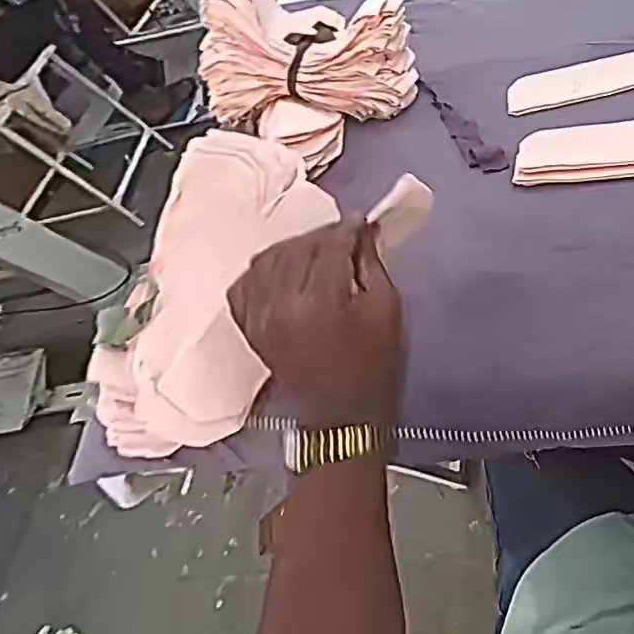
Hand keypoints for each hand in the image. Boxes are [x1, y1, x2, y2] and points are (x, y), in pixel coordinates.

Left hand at [229, 220, 402, 427]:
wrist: (343, 412)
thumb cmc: (374, 361)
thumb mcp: (387, 308)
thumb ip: (372, 264)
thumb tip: (363, 233)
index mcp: (320, 301)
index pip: (330, 246)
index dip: (349, 229)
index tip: (363, 221)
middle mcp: (280, 304)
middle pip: (298, 248)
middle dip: (325, 235)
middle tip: (346, 234)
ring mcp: (258, 315)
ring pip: (269, 259)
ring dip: (295, 246)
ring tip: (317, 248)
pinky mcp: (248, 326)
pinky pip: (246, 282)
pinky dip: (264, 267)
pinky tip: (284, 267)